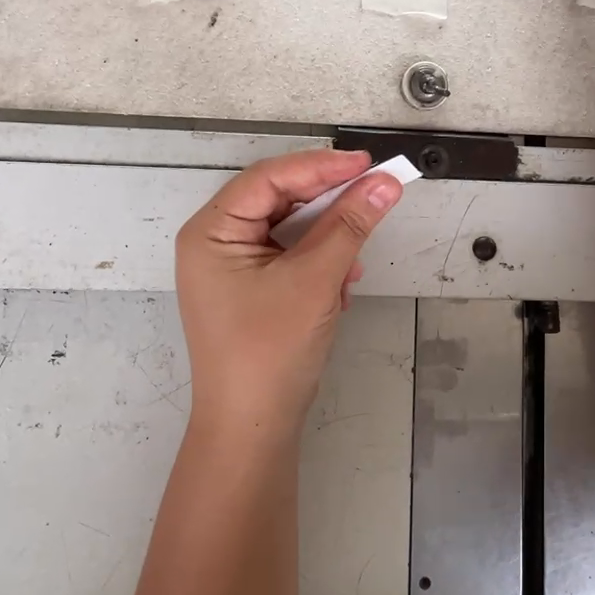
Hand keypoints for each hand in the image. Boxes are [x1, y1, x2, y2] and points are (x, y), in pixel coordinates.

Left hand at [174, 150, 403, 437]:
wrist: (251, 431)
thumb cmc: (270, 353)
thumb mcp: (315, 281)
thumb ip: (349, 227)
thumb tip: (384, 184)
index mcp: (211, 231)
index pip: (269, 179)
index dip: (319, 166)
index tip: (366, 163)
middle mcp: (214, 242)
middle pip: (277, 200)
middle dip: (326, 202)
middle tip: (372, 191)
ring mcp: (231, 267)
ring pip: (288, 229)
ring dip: (326, 237)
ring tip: (355, 255)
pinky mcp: (250, 289)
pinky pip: (288, 257)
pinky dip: (318, 262)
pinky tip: (342, 284)